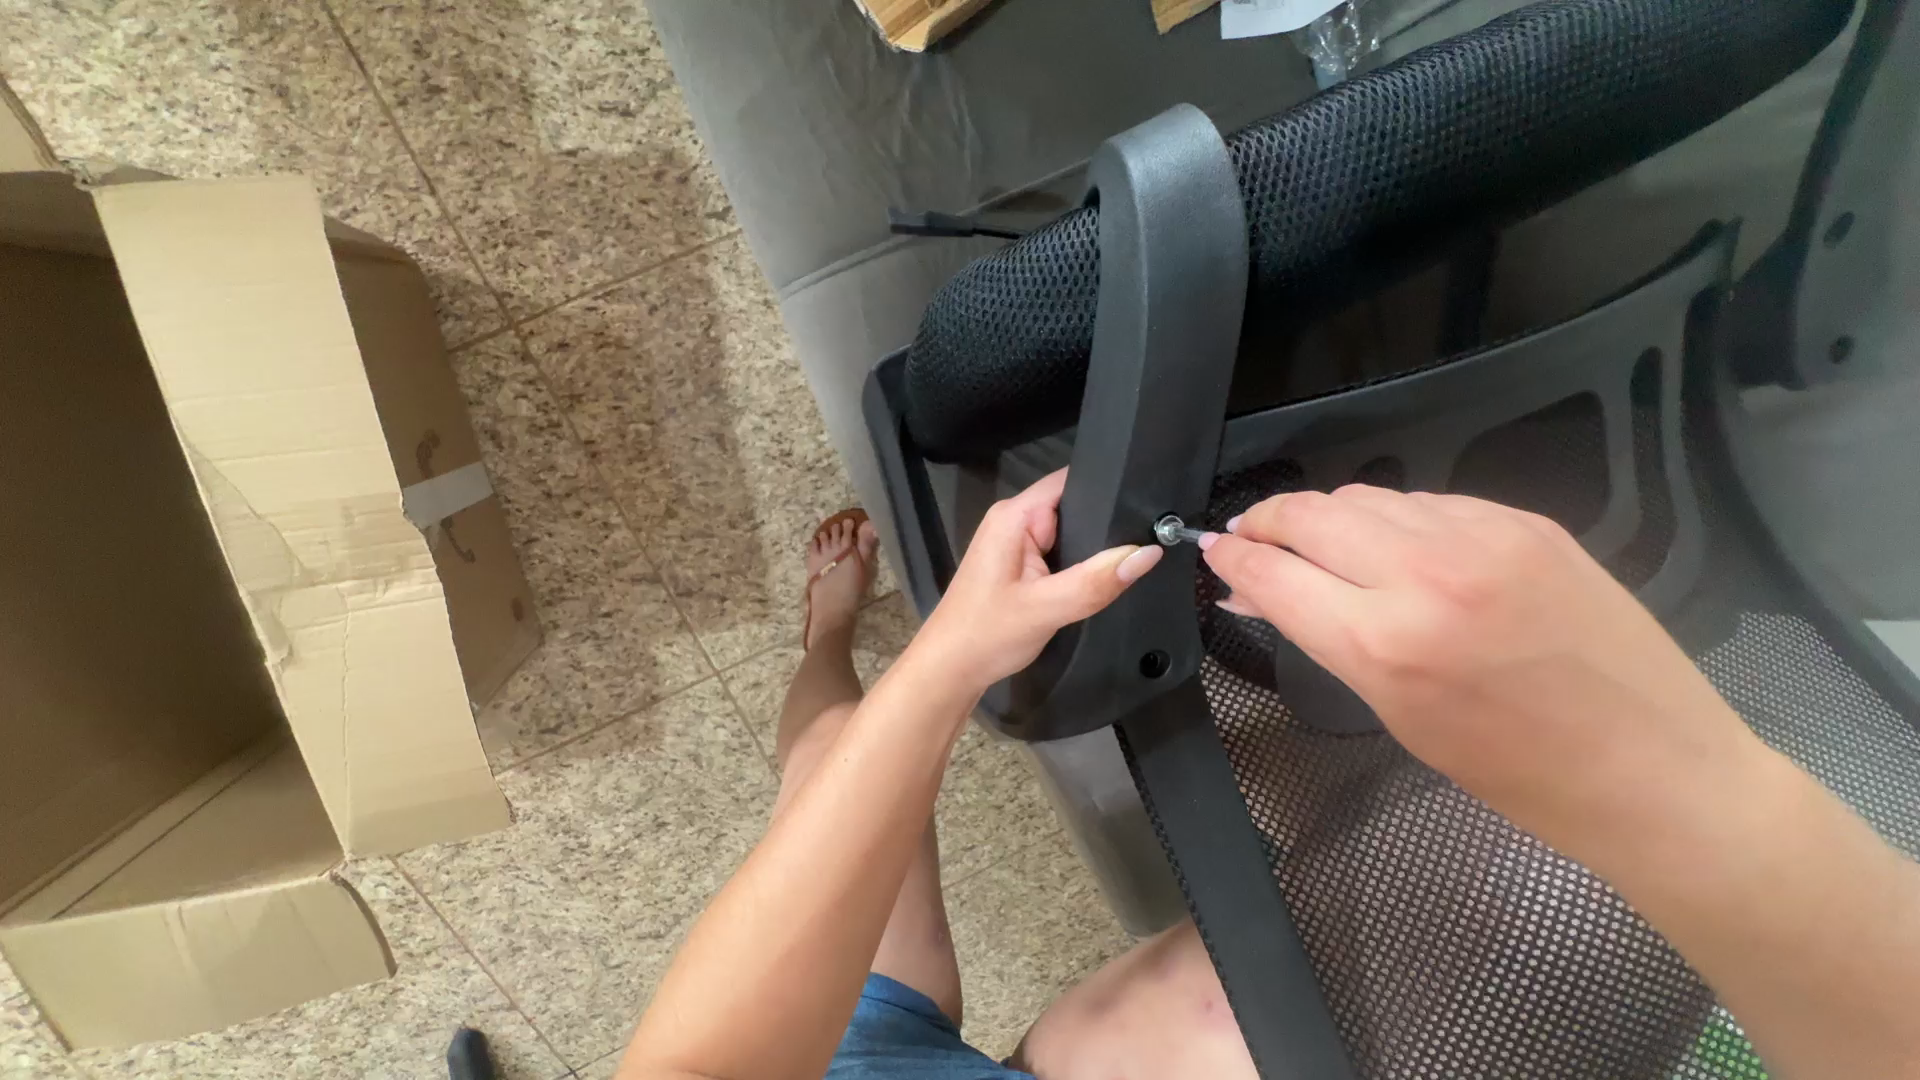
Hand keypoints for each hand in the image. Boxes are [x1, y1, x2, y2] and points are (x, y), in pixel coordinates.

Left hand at [912, 469, 1162, 693]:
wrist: (950, 670)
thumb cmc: (988, 634)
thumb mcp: (1048, 608)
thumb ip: (1097, 580)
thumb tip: (1149, 552)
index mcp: (1014, 515)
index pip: (1070, 480)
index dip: (1109, 484)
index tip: (1150, 499)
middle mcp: (1014, 520)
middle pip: (1073, 505)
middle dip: (1108, 520)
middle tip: (1153, 536)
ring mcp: (1016, 544)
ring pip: (1070, 533)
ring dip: (1096, 545)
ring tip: (1138, 554)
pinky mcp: (1020, 567)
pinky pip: (1060, 553)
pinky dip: (1080, 564)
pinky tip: (1104, 575)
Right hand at [1202, 485, 1767, 854]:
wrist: (1654, 769)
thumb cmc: (1507, 766)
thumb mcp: (1389, 706)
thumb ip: (1317, 633)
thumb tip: (1257, 589)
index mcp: (1383, 643)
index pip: (1273, 572)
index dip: (1231, 557)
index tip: (1212, 550)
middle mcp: (1425, 575)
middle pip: (1308, 513)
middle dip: (1265, 520)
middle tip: (1248, 536)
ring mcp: (1482, 539)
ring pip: (1363, 496)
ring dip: (1324, 516)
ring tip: (1319, 544)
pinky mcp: (1525, 522)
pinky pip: (1425, 502)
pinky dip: (1390, 518)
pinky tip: (1394, 546)